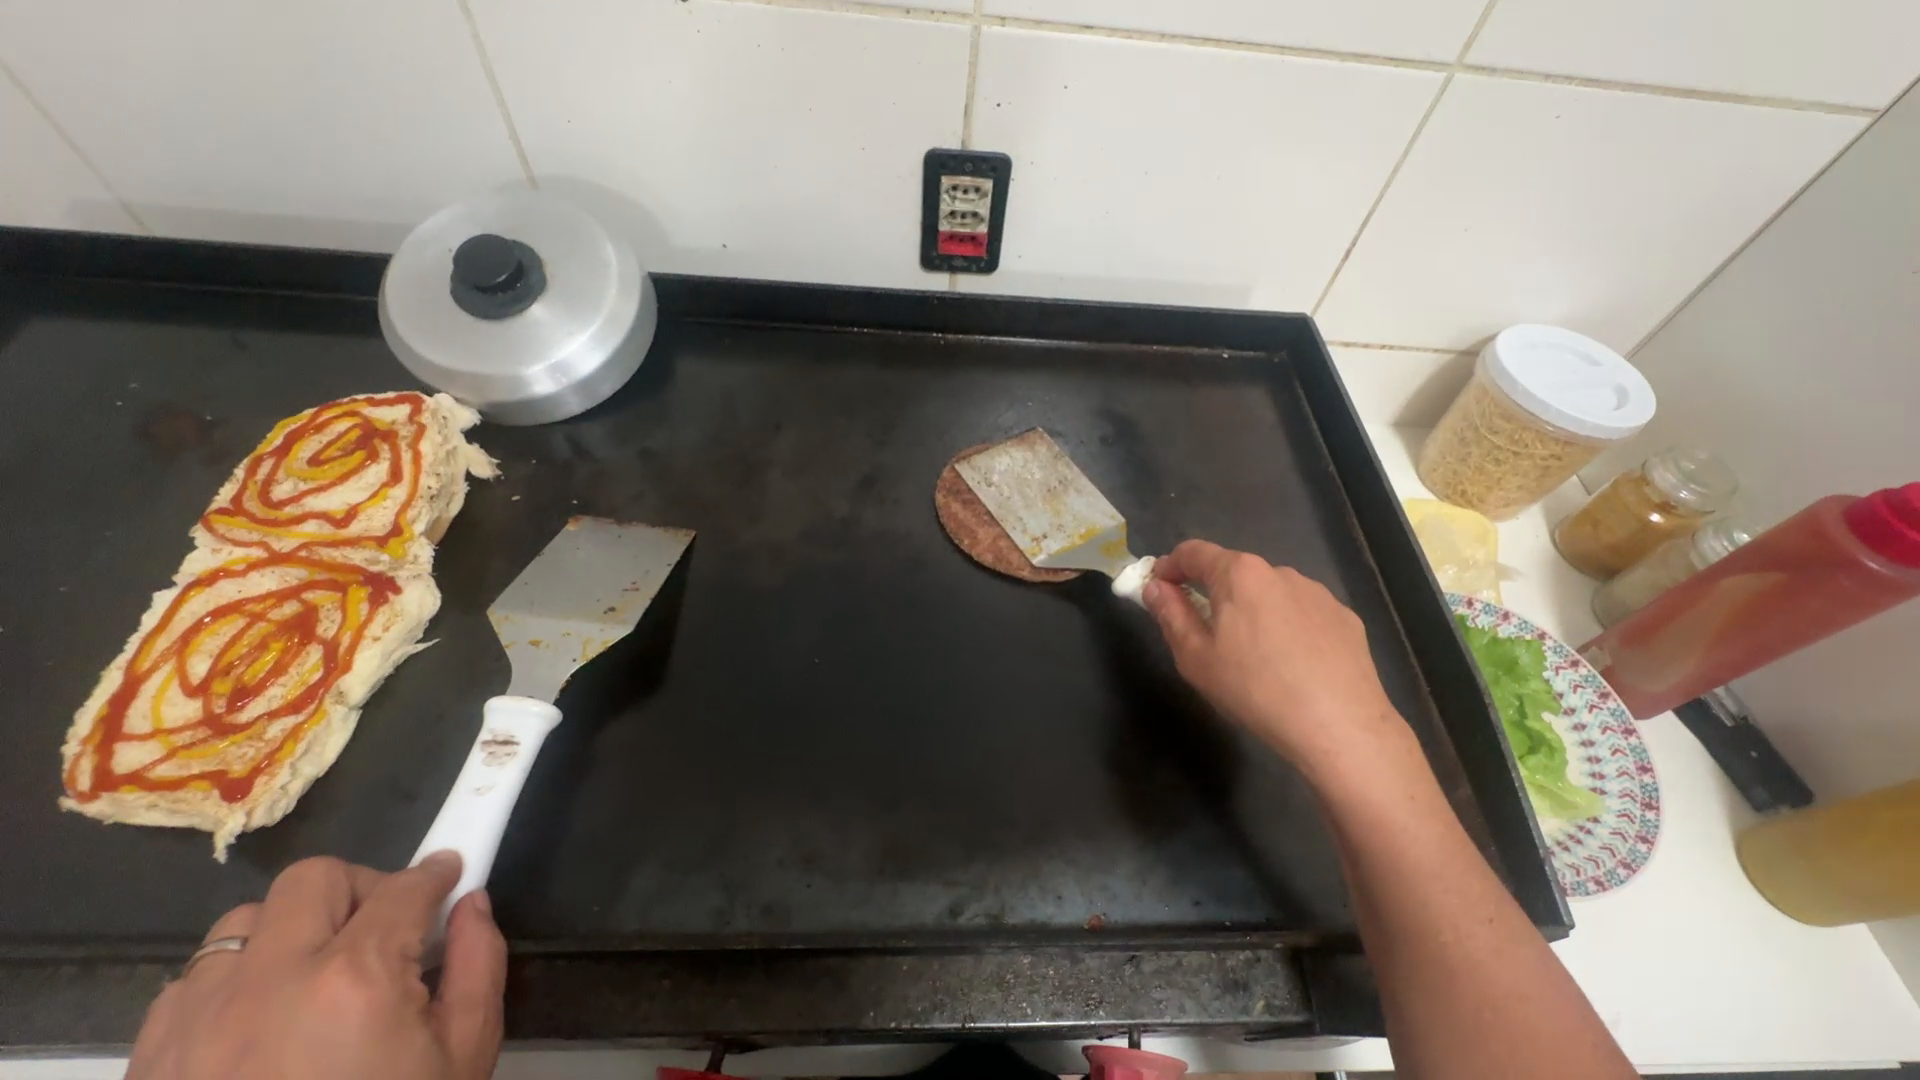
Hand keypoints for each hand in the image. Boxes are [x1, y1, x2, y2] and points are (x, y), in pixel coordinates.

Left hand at [128, 852, 506, 1079]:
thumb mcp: (463, 1056)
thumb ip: (479, 965)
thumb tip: (473, 904)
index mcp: (355, 979)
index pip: (405, 887)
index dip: (437, 873)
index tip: (450, 873)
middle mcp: (269, 981)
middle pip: (315, 880)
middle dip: (363, 886)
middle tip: (386, 924)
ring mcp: (198, 1019)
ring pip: (245, 922)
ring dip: (292, 929)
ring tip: (318, 974)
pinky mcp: (152, 1057)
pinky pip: (194, 980)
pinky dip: (237, 980)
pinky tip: (264, 1020)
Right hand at [1144, 540, 1413, 782]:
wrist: (1339, 725)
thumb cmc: (1254, 689)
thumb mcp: (1195, 657)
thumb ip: (1170, 615)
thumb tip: (1155, 587)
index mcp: (1239, 574)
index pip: (1193, 552)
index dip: (1169, 568)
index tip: (1158, 591)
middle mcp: (1280, 571)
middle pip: (1233, 571)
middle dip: (1212, 593)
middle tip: (1202, 633)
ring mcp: (1318, 593)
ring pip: (1270, 593)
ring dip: (1252, 610)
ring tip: (1252, 656)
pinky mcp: (1345, 618)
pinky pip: (1302, 614)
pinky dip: (1287, 628)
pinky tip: (1291, 665)